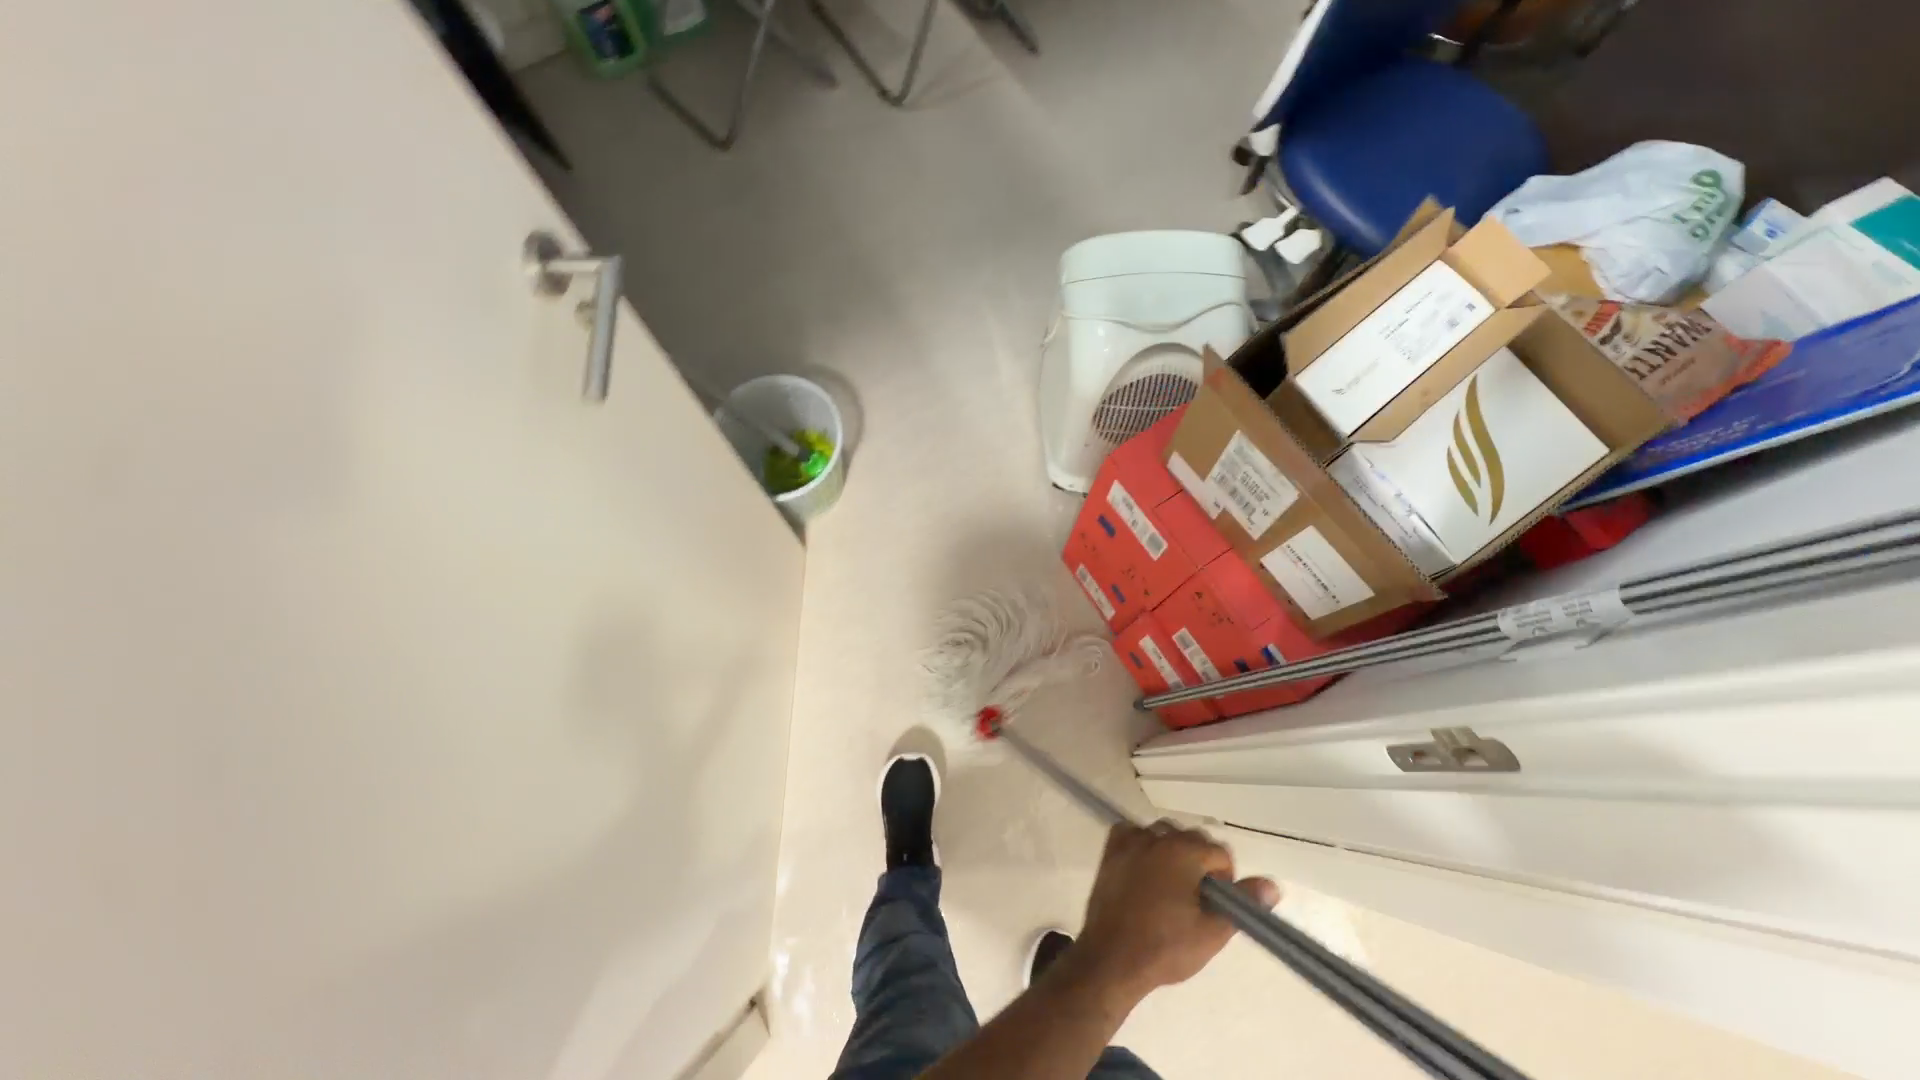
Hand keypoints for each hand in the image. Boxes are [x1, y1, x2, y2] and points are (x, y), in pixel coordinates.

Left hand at [1066, 822, 1279, 1006]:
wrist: (1112, 959)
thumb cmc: (1166, 947)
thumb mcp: (1212, 931)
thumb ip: (1243, 903)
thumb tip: (1272, 884)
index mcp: (1184, 852)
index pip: (1220, 853)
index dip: (1224, 879)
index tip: (1214, 904)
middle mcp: (1157, 837)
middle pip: (1192, 839)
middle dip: (1200, 864)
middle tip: (1194, 900)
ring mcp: (1130, 842)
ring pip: (1164, 834)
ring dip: (1173, 853)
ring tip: (1171, 888)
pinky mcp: (1110, 852)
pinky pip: (1132, 834)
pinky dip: (1142, 845)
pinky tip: (1144, 869)